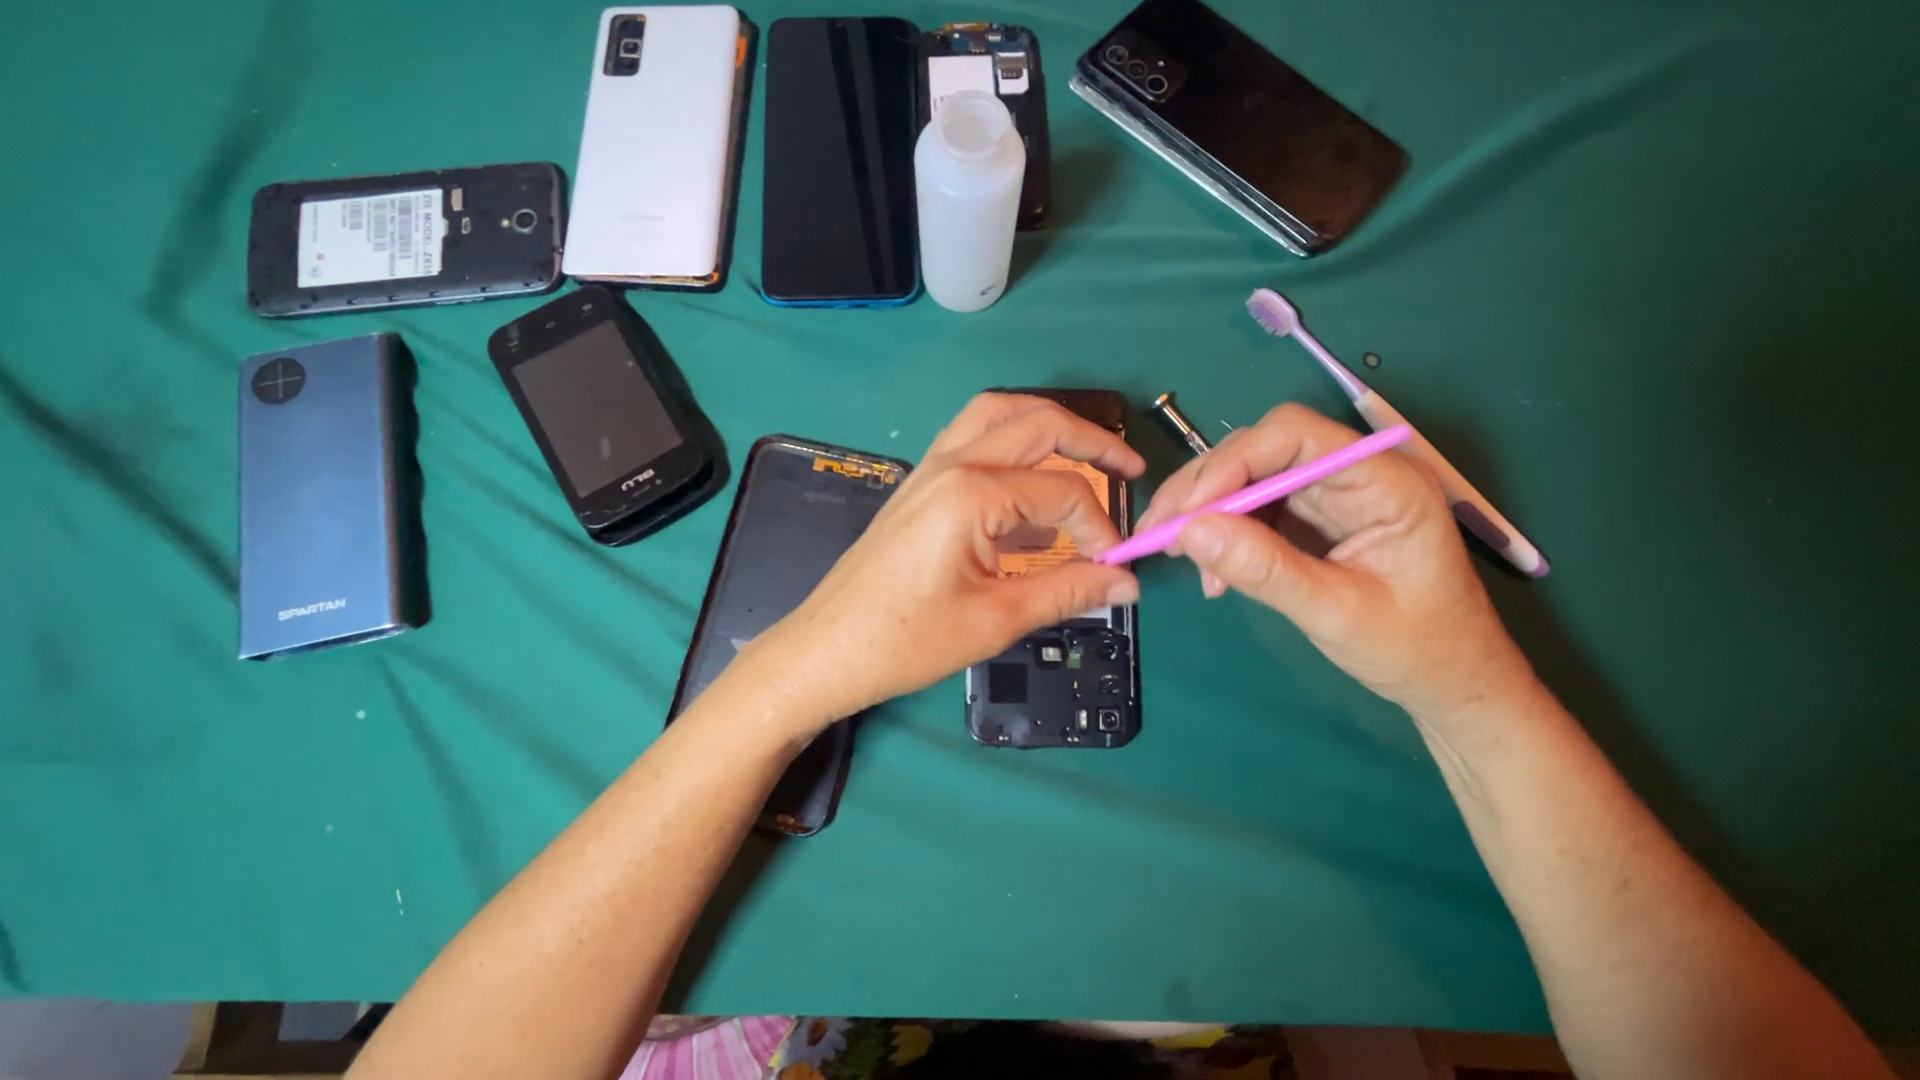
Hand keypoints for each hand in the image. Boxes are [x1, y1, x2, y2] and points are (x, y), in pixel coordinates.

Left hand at [741, 393, 1144, 736]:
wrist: (827, 649)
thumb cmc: (906, 641)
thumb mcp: (995, 620)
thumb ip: (1067, 591)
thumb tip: (1127, 583)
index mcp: (972, 495)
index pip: (1062, 493)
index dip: (1100, 527)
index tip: (1115, 566)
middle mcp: (951, 464)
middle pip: (1037, 423)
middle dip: (1092, 441)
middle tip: (1129, 470)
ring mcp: (929, 468)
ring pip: (998, 415)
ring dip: (1046, 425)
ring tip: (1084, 455)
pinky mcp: (918, 483)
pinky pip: (972, 438)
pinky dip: (1011, 442)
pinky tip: (1028, 484)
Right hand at [1136, 403, 1534, 724]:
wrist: (1452, 683)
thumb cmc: (1415, 648)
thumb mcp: (1336, 613)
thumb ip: (1265, 570)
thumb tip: (1190, 532)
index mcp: (1381, 480)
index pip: (1293, 437)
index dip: (1230, 464)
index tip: (1186, 513)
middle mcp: (1354, 473)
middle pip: (1261, 450)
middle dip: (1204, 488)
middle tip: (1159, 533)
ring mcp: (1332, 494)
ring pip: (1249, 478)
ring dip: (1205, 512)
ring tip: (1173, 553)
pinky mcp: (1314, 519)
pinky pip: (1255, 510)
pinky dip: (1223, 535)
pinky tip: (1211, 572)